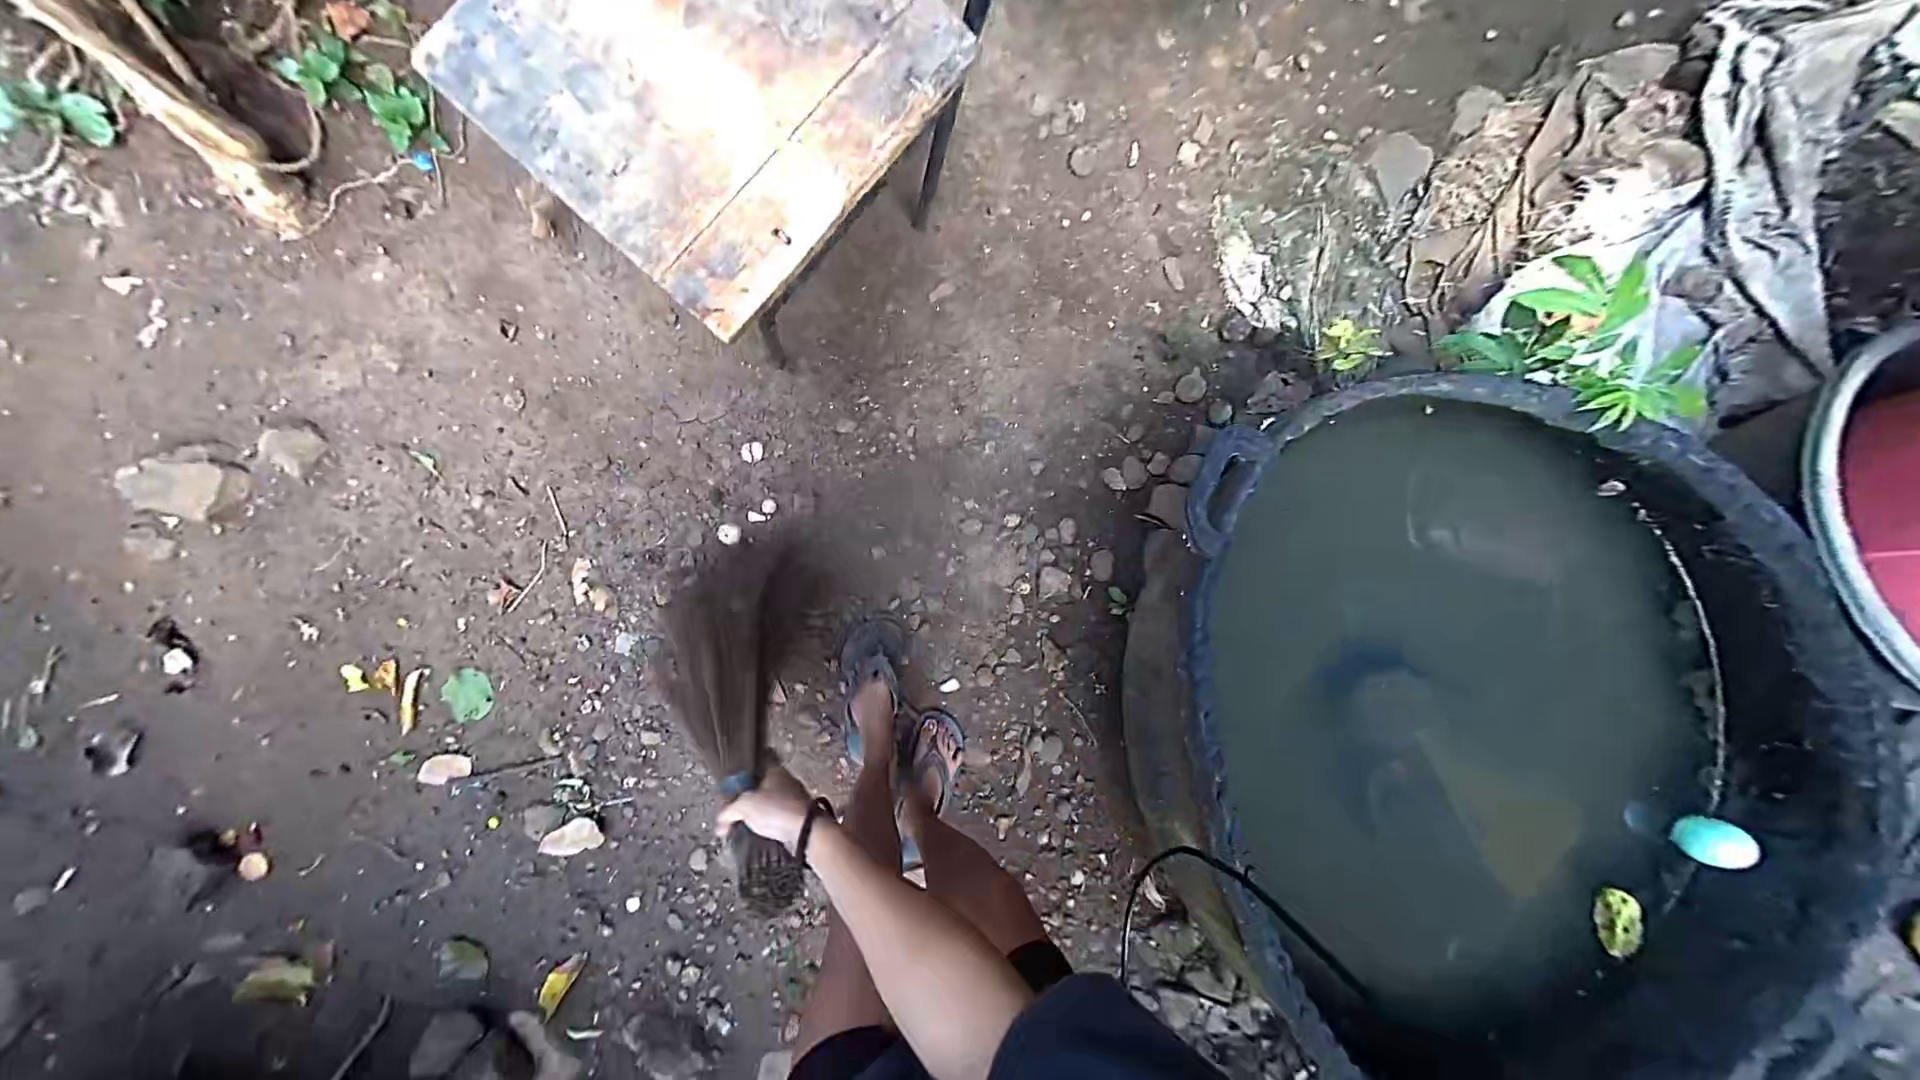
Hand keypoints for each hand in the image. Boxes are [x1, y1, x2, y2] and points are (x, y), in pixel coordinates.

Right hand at [715, 766, 814, 852]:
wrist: (804, 831)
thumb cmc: (776, 810)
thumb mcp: (744, 805)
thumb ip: (729, 810)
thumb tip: (722, 821)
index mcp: (773, 770)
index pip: (749, 772)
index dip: (735, 786)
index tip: (726, 801)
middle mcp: (784, 780)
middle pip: (756, 789)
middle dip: (742, 805)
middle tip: (731, 819)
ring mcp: (792, 797)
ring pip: (765, 805)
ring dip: (753, 817)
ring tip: (742, 829)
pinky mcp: (796, 814)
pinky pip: (775, 817)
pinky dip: (765, 825)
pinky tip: (758, 833)